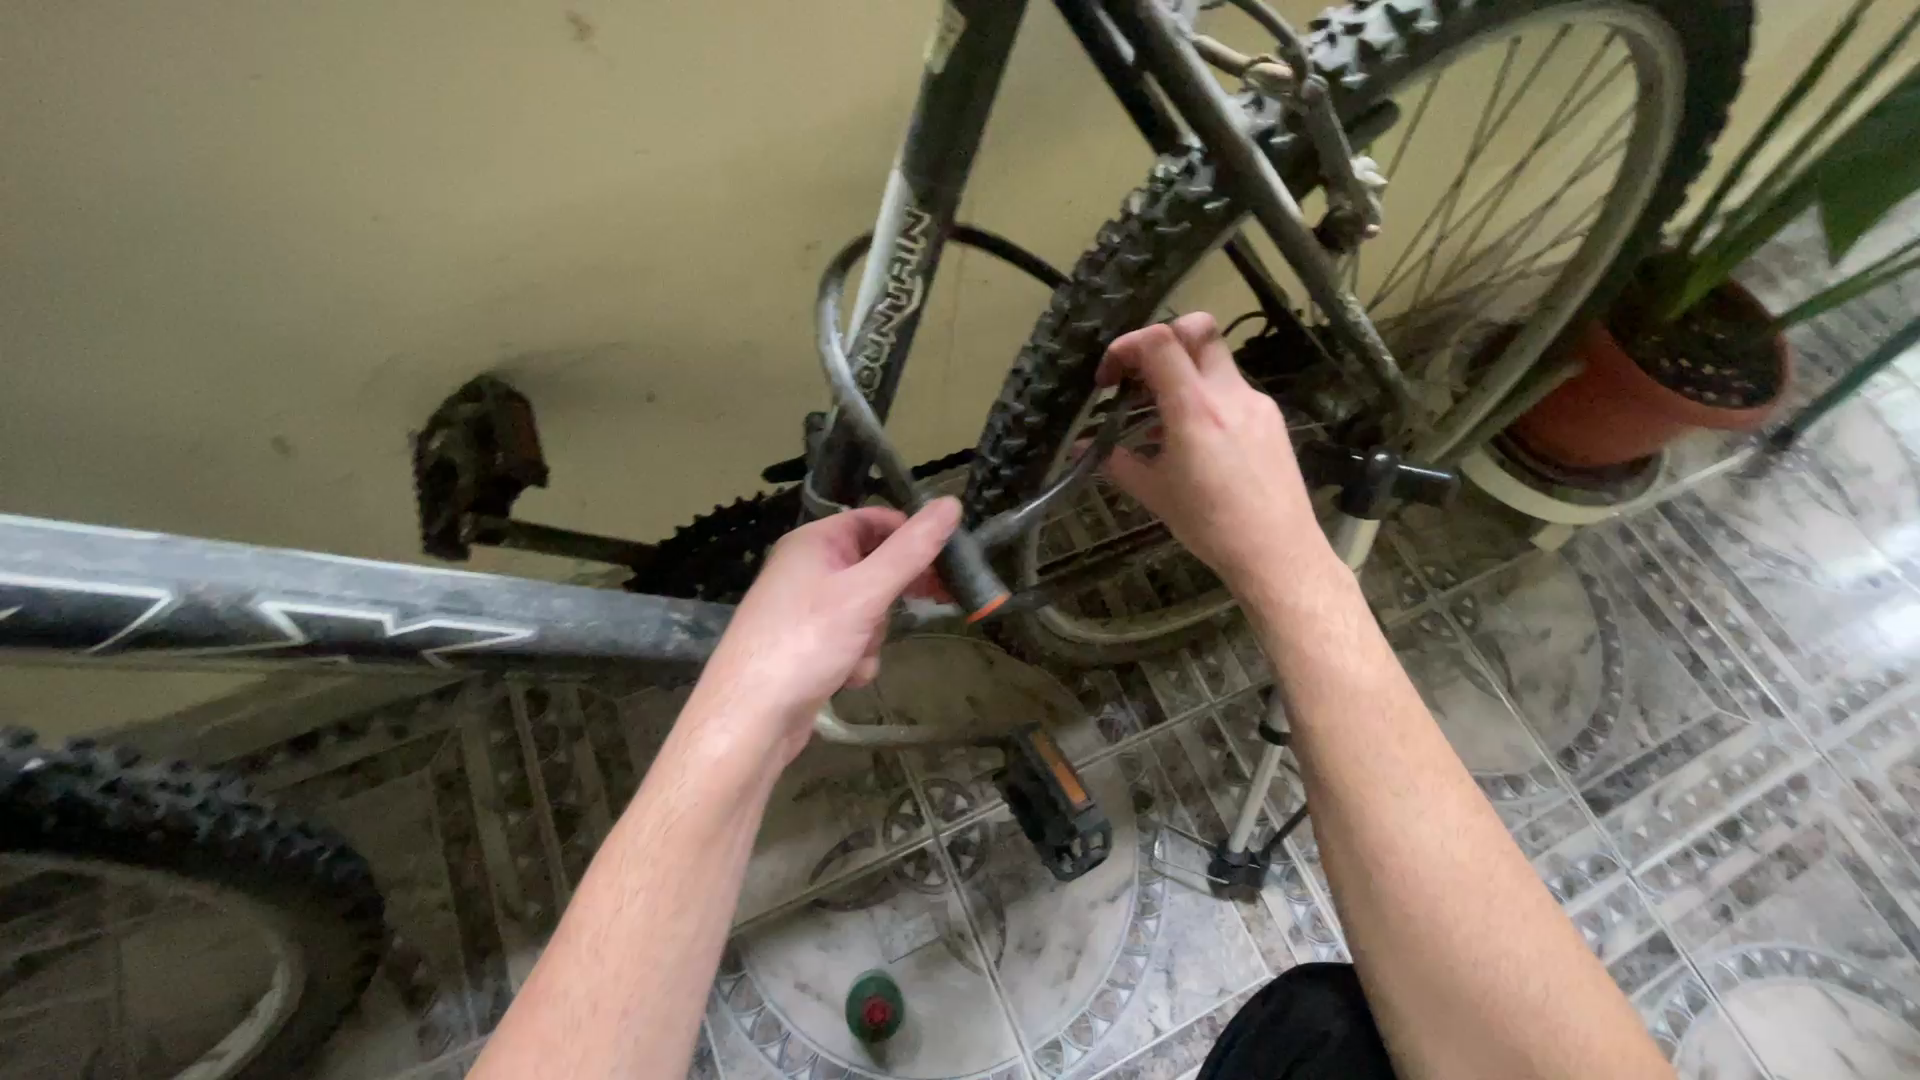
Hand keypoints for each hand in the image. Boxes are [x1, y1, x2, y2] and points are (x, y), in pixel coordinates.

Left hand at [684, 498, 960, 766]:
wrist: (750, 718)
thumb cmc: (805, 642)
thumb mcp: (866, 592)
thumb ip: (911, 551)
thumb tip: (951, 503)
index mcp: (814, 542)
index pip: (874, 520)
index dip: (911, 536)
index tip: (946, 561)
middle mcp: (807, 569)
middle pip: (874, 566)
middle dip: (894, 593)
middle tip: (933, 603)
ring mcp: (806, 610)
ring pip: (866, 609)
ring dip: (874, 633)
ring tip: (857, 653)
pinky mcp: (808, 646)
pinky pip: (850, 639)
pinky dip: (856, 657)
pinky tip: (845, 677)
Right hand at [1097, 312, 1336, 592]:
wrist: (1277, 552)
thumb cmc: (1209, 526)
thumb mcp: (1153, 493)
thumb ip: (1115, 463)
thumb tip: (1080, 450)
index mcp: (1195, 409)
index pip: (1160, 342)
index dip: (1126, 346)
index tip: (1110, 379)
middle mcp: (1229, 394)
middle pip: (1197, 329)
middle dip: (1160, 339)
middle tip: (1138, 375)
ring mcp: (1255, 402)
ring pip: (1214, 360)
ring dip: (1181, 372)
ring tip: (1157, 415)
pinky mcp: (1270, 418)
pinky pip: (1230, 390)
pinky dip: (1203, 397)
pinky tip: (1191, 438)